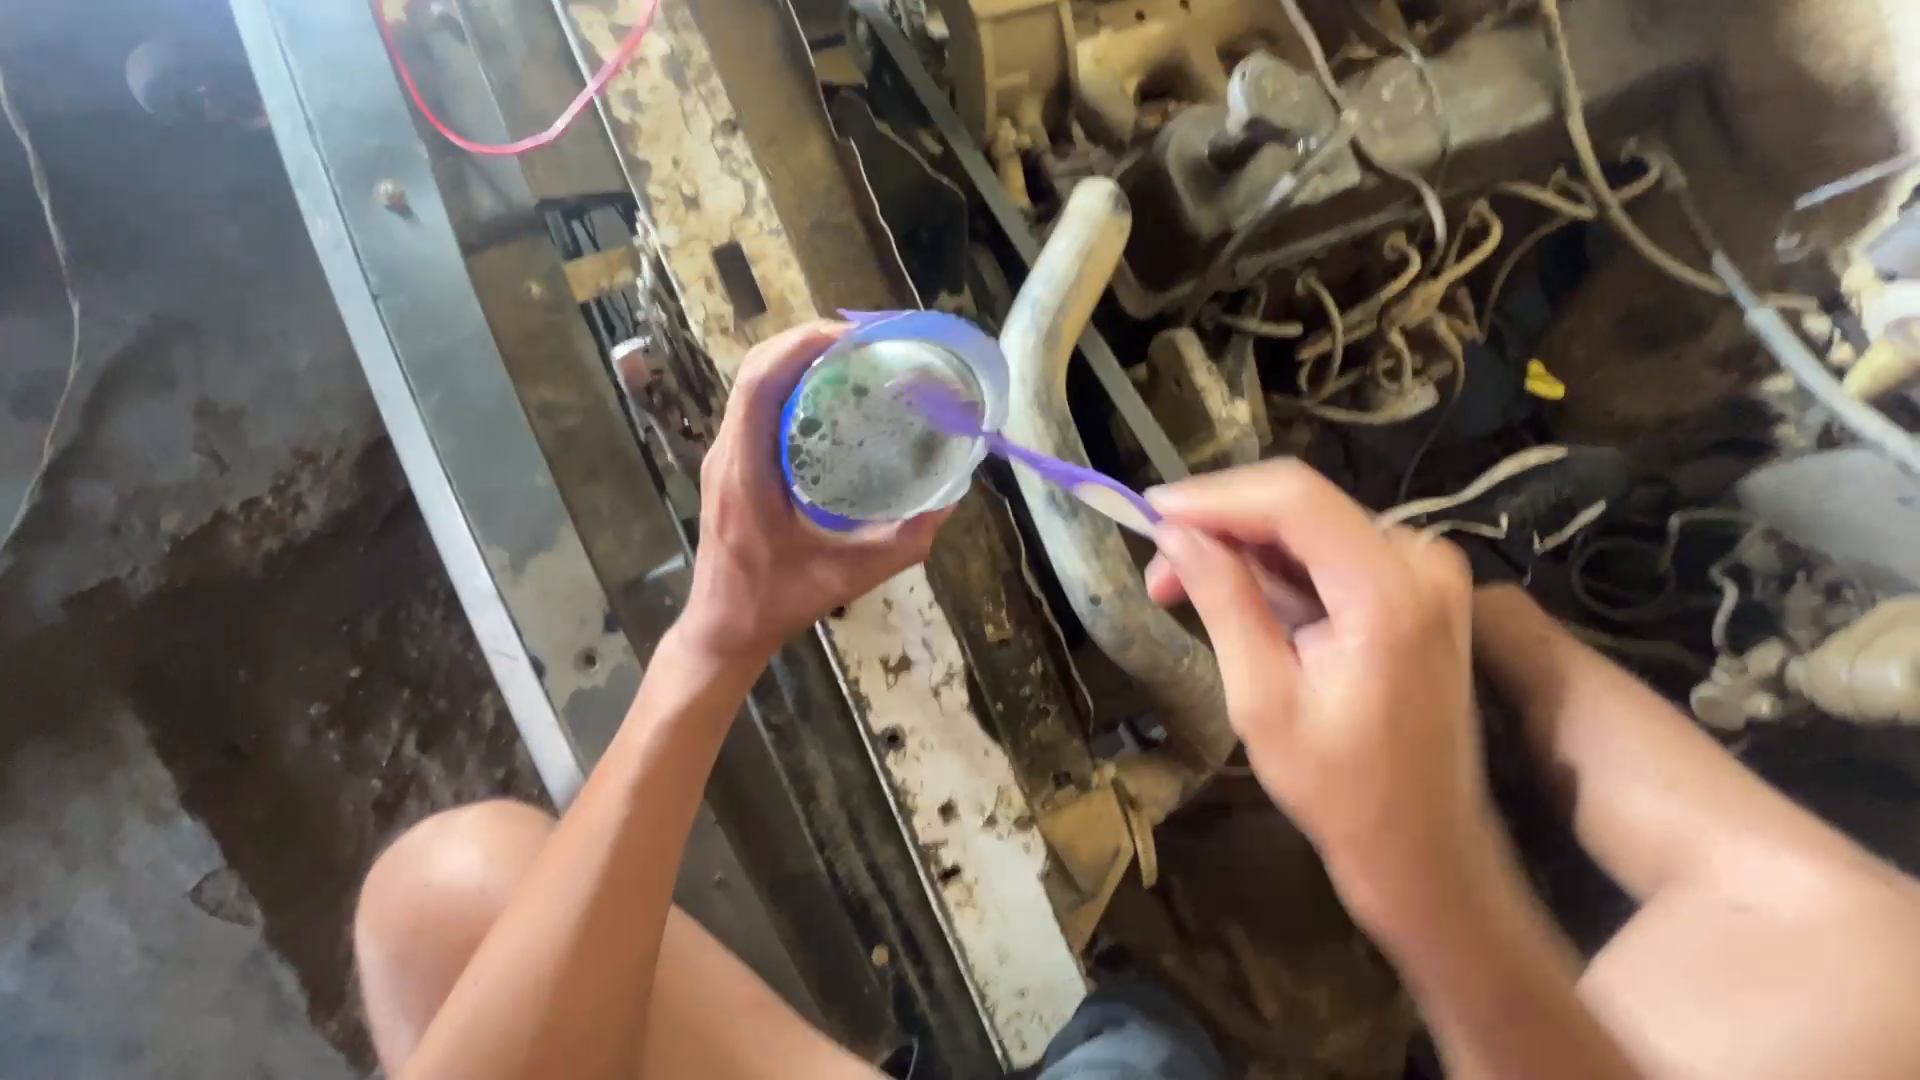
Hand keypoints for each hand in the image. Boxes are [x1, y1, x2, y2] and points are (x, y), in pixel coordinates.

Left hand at [678, 321, 949, 666]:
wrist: (724, 627)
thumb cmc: (778, 601)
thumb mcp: (850, 575)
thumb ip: (902, 542)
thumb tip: (947, 500)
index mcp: (746, 468)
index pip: (763, 381)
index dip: (805, 344)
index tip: (856, 336)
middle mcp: (728, 451)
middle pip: (756, 368)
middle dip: (806, 340)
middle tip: (865, 342)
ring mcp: (724, 457)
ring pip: (753, 384)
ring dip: (797, 359)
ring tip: (852, 359)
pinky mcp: (730, 466)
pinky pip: (756, 406)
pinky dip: (790, 386)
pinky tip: (831, 399)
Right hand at [1145, 460, 1497, 931]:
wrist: (1422, 842)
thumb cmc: (1339, 788)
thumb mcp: (1262, 698)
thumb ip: (1223, 601)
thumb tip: (1173, 533)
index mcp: (1389, 591)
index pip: (1293, 499)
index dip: (1213, 496)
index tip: (1148, 513)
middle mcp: (1418, 561)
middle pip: (1298, 504)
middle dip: (1217, 526)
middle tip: (1156, 570)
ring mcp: (1421, 572)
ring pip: (1304, 526)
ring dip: (1237, 549)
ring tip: (1178, 589)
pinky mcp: (1410, 587)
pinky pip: (1324, 552)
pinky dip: (1270, 568)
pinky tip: (1228, 596)